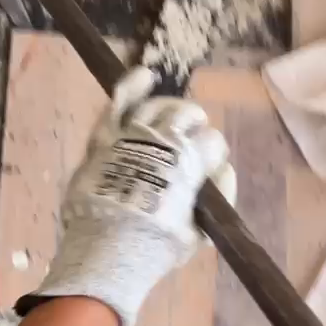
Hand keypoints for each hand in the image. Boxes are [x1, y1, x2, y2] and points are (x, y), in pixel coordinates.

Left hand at [21, 68, 233, 325]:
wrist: (107, 249)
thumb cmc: (154, 246)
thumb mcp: (200, 232)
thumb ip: (216, 197)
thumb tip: (221, 169)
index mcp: (192, 164)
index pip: (212, 143)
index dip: (210, 152)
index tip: (204, 165)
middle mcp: (164, 142)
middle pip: (186, 116)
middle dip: (193, 124)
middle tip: (190, 136)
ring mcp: (131, 137)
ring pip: (156, 107)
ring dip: (169, 107)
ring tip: (173, 115)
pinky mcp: (104, 140)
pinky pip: (117, 105)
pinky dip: (129, 87)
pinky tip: (144, 75)